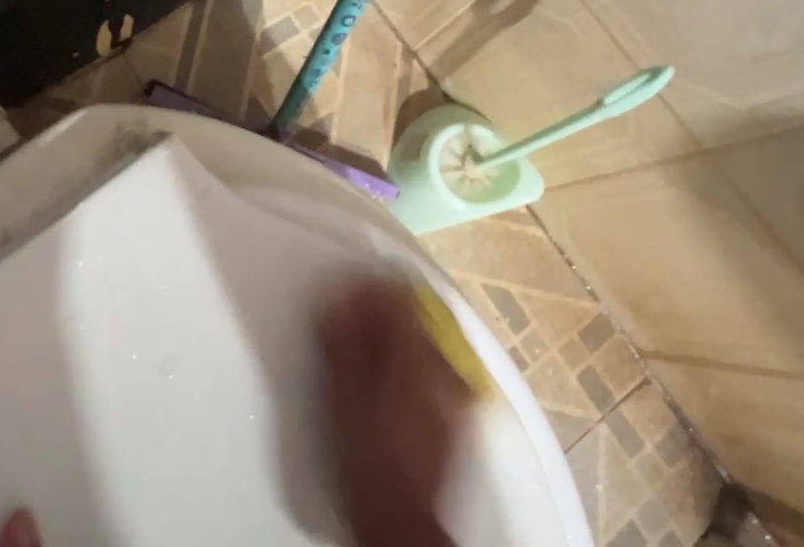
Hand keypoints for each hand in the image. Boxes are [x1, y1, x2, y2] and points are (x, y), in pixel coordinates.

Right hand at [318, 276, 468, 546]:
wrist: (400, 520)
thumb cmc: (364, 458)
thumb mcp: (341, 395)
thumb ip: (343, 339)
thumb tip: (343, 293)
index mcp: (416, 357)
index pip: (401, 294)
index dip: (372, 282)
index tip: (350, 283)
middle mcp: (447, 366)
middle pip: (418, 312)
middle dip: (386, 305)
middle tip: (354, 312)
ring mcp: (459, 389)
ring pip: (429, 337)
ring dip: (400, 330)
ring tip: (369, 343)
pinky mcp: (462, 409)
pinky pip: (438, 363)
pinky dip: (414, 357)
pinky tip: (391, 375)